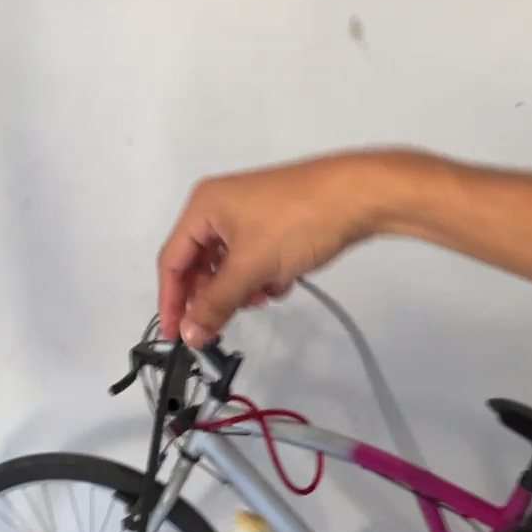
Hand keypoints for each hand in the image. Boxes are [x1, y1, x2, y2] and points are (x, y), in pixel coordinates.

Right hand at [157, 149, 435, 343]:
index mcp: (203, 207)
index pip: (172, 261)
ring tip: (261, 298)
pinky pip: (251, 257)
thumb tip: (189, 335)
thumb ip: (215, 304)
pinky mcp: (272, 220)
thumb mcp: (250, 268)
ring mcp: (247, 212)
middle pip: (199, 263)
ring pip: (227, 264)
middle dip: (212, 295)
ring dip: (239, 289)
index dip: (171, 301)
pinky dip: (260, 276)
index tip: (175, 337)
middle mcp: (218, 206)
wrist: (360, 195)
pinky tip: (280, 283)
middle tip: (222, 322)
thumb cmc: (297, 224)